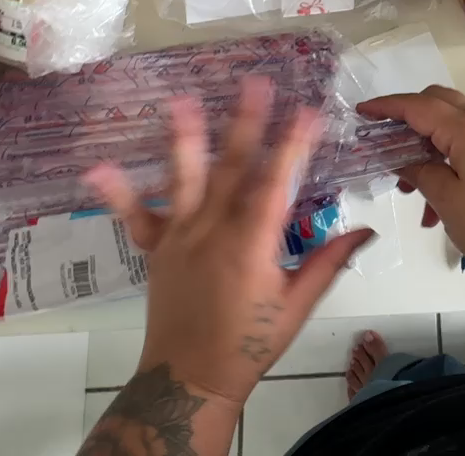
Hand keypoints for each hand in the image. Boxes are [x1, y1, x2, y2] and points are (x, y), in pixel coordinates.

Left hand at [87, 75, 374, 407]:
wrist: (189, 380)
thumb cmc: (247, 344)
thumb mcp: (296, 307)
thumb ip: (328, 263)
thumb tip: (367, 231)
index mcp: (251, 246)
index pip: (278, 185)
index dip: (294, 146)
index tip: (308, 111)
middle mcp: (213, 233)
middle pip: (233, 169)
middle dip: (246, 123)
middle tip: (255, 84)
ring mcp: (180, 238)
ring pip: (184, 181)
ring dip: (185, 139)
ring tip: (181, 102)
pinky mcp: (156, 249)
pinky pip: (136, 218)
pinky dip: (118, 194)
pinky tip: (97, 169)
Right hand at [357, 85, 464, 294]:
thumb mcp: (448, 201)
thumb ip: (419, 173)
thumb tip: (402, 161)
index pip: (416, 106)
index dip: (385, 107)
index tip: (360, 113)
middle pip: (435, 102)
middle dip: (405, 117)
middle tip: (381, 142)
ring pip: (448, 124)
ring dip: (423, 144)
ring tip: (405, 185)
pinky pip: (463, 143)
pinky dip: (442, 159)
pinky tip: (433, 205)